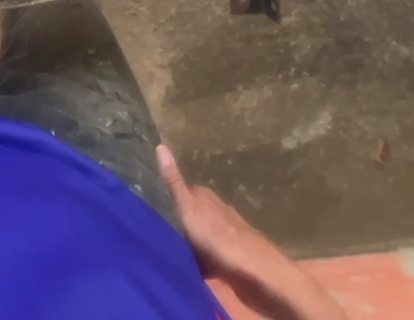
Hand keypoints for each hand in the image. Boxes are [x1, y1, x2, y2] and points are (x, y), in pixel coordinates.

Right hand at [157, 146, 344, 319]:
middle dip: (187, 219)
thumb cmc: (216, 235)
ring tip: (181, 249)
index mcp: (207, 196)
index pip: (188, 190)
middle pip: (199, 211)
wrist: (253, 268)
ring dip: (198, 239)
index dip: (176, 198)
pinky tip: (201, 264)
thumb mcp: (187, 206)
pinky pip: (216, 251)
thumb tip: (160, 145)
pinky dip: (208, 256)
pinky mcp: (236, 253)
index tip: (162, 207)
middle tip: (167, 230)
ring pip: (208, 231)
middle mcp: (220, 209)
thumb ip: (174, 182)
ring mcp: (230, 231)